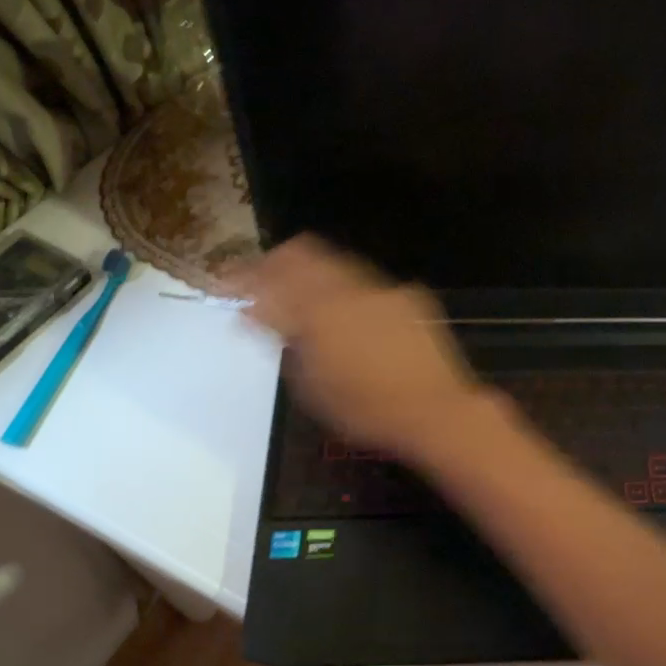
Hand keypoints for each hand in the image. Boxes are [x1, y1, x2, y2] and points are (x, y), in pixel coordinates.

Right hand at [235, 235, 486, 457]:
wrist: (435, 411)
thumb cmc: (367, 410)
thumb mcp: (312, 385)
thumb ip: (287, 341)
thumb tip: (262, 315)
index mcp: (318, 310)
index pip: (270, 276)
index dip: (244, 276)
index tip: (229, 285)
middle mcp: (350, 289)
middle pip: (304, 255)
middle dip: (278, 265)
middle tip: (264, 283)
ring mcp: (385, 290)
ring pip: (340, 267)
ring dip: (317, 279)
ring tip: (308, 302)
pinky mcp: (412, 299)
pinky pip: (372, 289)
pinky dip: (353, 297)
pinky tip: (356, 322)